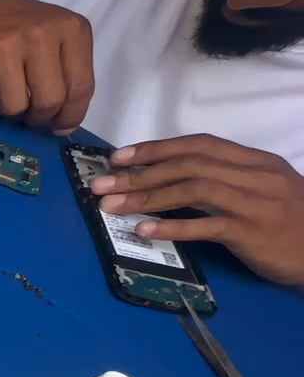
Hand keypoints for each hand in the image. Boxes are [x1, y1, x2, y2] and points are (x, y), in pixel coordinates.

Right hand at [0, 0, 93, 131]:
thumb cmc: (15, 26)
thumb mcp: (53, 36)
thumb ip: (63, 67)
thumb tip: (61, 116)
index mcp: (71, 31)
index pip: (81, 84)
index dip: (72, 114)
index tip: (61, 128)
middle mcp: (42, 37)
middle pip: (49, 100)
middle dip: (38, 117)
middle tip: (29, 118)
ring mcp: (5, 49)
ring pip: (14, 106)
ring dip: (7, 110)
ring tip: (2, 96)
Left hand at [92, 135, 303, 284]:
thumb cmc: (279, 218)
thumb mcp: (251, 191)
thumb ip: (213, 181)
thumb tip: (153, 182)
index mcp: (256, 163)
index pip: (202, 145)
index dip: (157, 149)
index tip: (117, 157)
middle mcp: (258, 176)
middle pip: (190, 167)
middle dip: (139, 175)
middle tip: (98, 185)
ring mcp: (257, 203)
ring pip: (195, 191)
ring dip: (146, 198)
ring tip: (108, 206)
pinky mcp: (253, 231)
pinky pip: (207, 226)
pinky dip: (172, 227)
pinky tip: (141, 230)